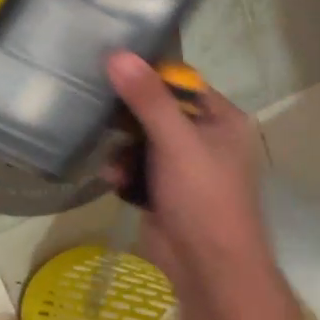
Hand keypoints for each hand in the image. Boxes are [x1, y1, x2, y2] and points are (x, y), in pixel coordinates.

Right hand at [105, 51, 268, 283]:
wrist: (207, 265)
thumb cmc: (203, 198)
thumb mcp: (175, 142)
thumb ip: (147, 99)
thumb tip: (117, 54)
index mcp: (223, 120)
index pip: (179, 83)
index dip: (146, 76)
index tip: (108, 71)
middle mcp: (205, 137)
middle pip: (153, 109)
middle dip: (124, 118)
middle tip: (96, 114)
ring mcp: (184, 164)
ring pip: (138, 138)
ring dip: (120, 150)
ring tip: (113, 165)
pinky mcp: (163, 186)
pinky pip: (133, 164)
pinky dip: (121, 170)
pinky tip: (114, 181)